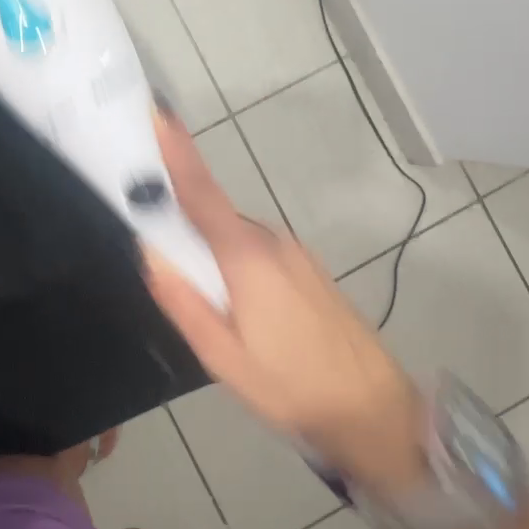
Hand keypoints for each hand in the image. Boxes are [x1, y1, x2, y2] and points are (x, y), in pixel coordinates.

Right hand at [143, 111, 429, 497]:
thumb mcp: (223, 358)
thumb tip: (149, 252)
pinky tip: (243, 316)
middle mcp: (271, 241)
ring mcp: (294, 253)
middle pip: (210, 216)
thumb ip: (183, 301)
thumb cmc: (294, 387)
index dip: (176, 152)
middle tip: (169, 274)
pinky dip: (234, 267)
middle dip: (181, 230)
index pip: (201, 191)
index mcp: (246, 257)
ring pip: (232, 239)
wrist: (378, 414)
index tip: (156, 113)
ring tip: (214, 316)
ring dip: (210, 258)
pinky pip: (254, 253)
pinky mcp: (307, 269)